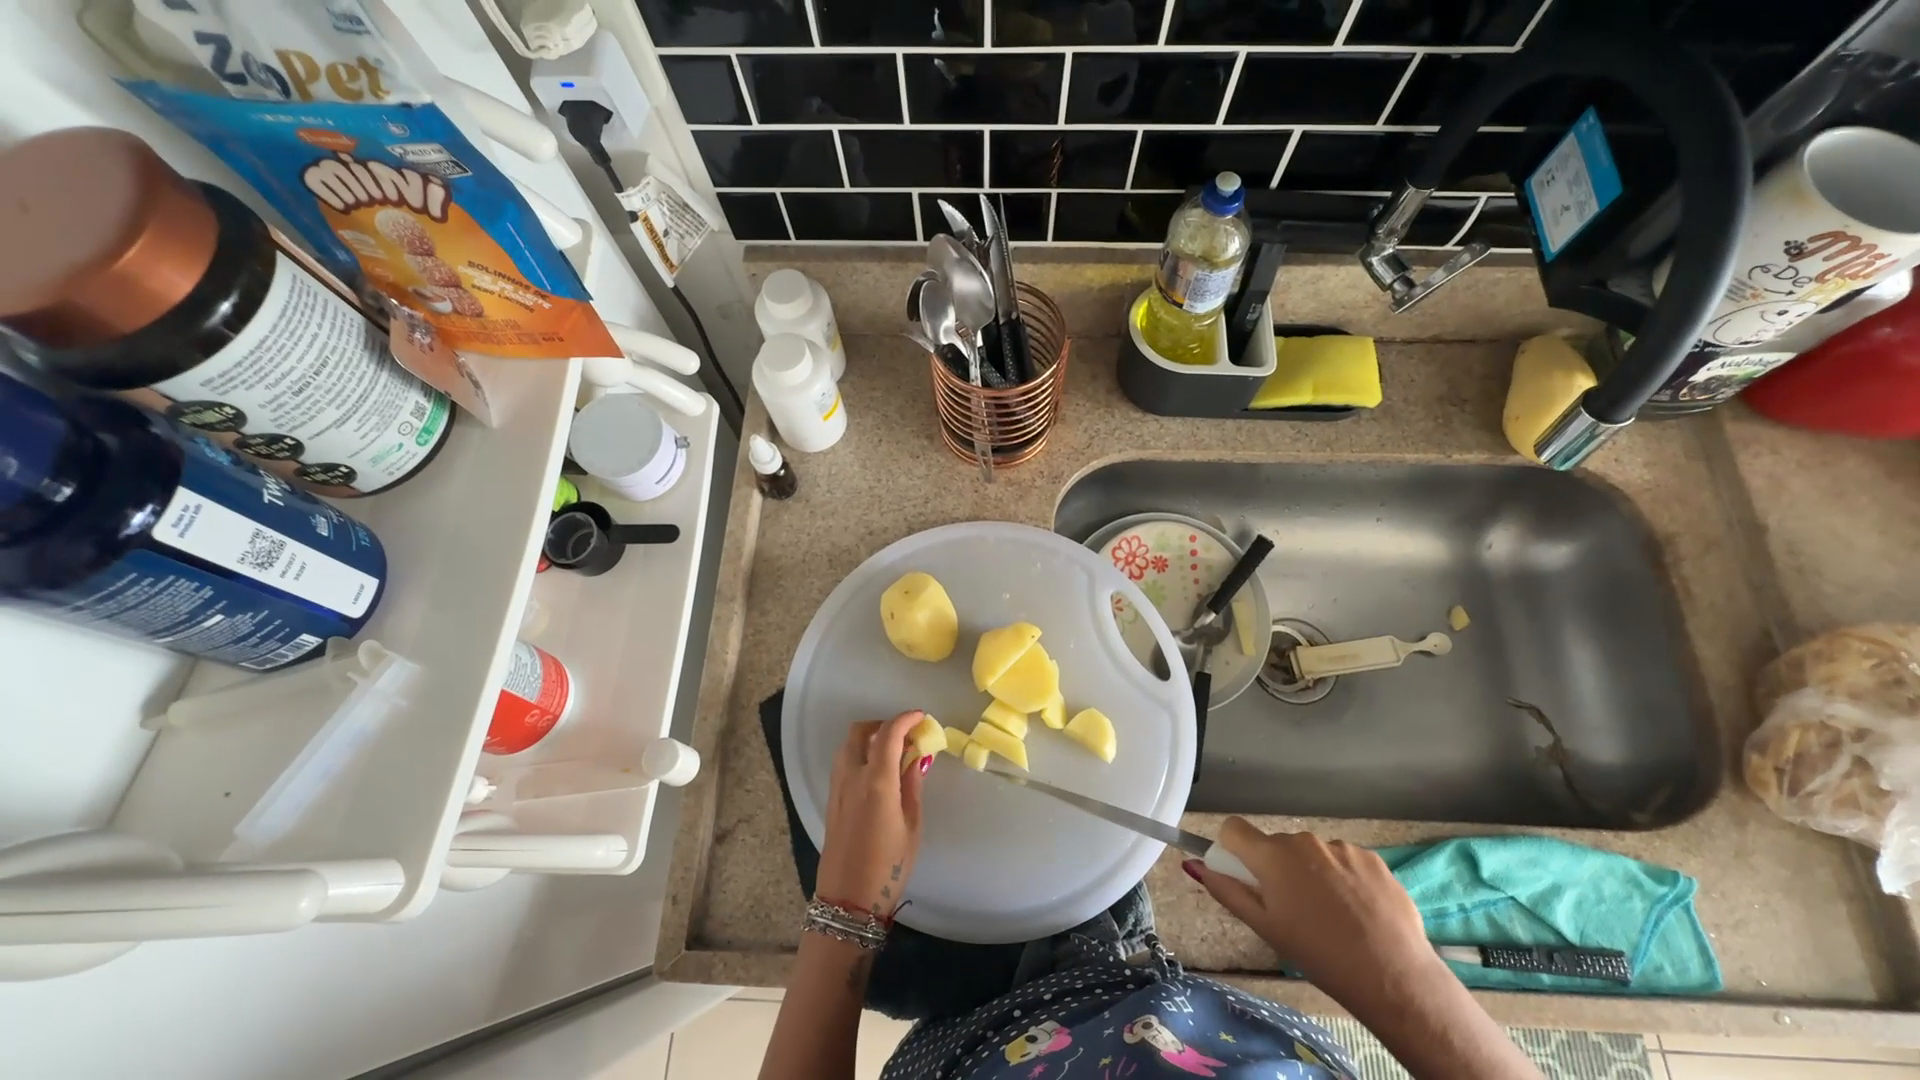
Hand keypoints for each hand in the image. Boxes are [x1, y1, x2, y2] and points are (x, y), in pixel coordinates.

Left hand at [814, 710, 929, 916]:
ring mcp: (837, 787)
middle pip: (860, 731)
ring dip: (869, 738)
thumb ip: (912, 786)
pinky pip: (844, 762)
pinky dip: (861, 755)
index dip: (906, 719)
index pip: (889, 734)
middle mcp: (852, 776)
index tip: (921, 718)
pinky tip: (879, 771)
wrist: (848, 898)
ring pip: (849, 745)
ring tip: (893, 752)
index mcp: (877, 781)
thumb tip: (916, 759)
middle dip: (883, 724)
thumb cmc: (888, 865)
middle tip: (905, 734)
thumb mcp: (912, 826)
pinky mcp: (831, 799)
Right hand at [1188, 818, 1437, 1002]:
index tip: (1245, 876)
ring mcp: (1340, 847)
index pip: (1234, 828)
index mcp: (1272, 856)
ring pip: (1311, 854)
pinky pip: (1343, 860)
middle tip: (1291, 910)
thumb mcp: (1264, 927)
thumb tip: (1193, 864)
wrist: (1392, 973)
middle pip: (1275, 845)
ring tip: (1330, 916)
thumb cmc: (1318, 954)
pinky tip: (1356, 911)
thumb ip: (1226, 890)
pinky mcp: (1372, 857)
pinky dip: (1343, 879)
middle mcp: (1304, 841)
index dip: (1233, 849)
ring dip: (1310, 873)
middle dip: (1276, 868)